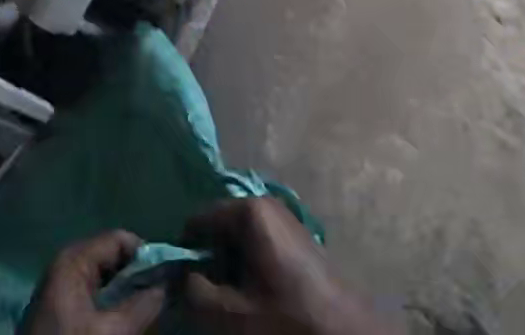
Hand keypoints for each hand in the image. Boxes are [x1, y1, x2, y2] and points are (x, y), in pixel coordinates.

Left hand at [23, 230, 165, 334]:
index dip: (147, 256)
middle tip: (162, 298)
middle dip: (139, 276)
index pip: (121, 240)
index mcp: (74, 259)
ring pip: (108, 279)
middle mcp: (68, 264)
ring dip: (128, 294)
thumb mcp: (112, 332)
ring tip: (148, 313)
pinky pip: (97, 296)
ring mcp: (63, 287)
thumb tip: (171, 283)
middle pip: (114, 257)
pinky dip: (114, 306)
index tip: (169, 279)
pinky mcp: (62, 309)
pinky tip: (126, 322)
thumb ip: (145, 305)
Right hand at [182, 198, 391, 334]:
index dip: (184, 250)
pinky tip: (252, 294)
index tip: (179, 281)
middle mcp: (265, 203)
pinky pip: (257, 242)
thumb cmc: (285, 318)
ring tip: (229, 297)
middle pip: (219, 225)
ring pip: (238, 235)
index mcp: (249, 211)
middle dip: (208, 256)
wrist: (345, 332)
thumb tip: (182, 276)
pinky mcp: (294, 235)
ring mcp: (283, 217)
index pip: (198, 219)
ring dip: (228, 263)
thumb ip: (194, 291)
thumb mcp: (230, 314)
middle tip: (206, 293)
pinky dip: (247, 264)